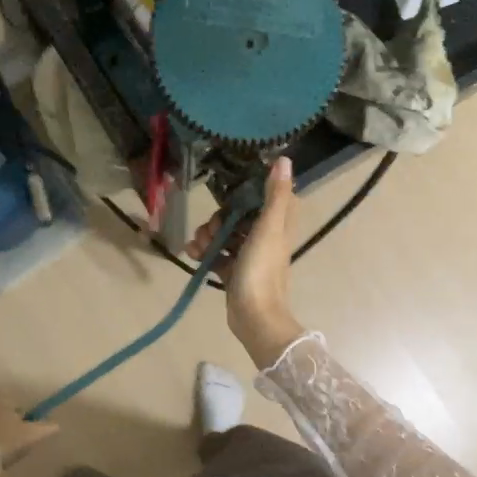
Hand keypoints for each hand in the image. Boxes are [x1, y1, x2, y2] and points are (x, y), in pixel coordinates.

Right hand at [188, 157, 306, 367]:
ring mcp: (249, 256)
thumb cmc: (262, 271)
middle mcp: (266, 238)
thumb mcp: (269, 228)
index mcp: (279, 225)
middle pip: (240, 215)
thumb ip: (276, 195)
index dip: (250, 191)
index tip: (233, 191)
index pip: (268, 197)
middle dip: (220, 217)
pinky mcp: (234, 272)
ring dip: (208, 235)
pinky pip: (217, 255)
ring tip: (199, 246)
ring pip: (226, 235)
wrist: (253, 317)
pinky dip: (204, 252)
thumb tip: (284, 160)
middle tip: (212, 228)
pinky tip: (192, 254)